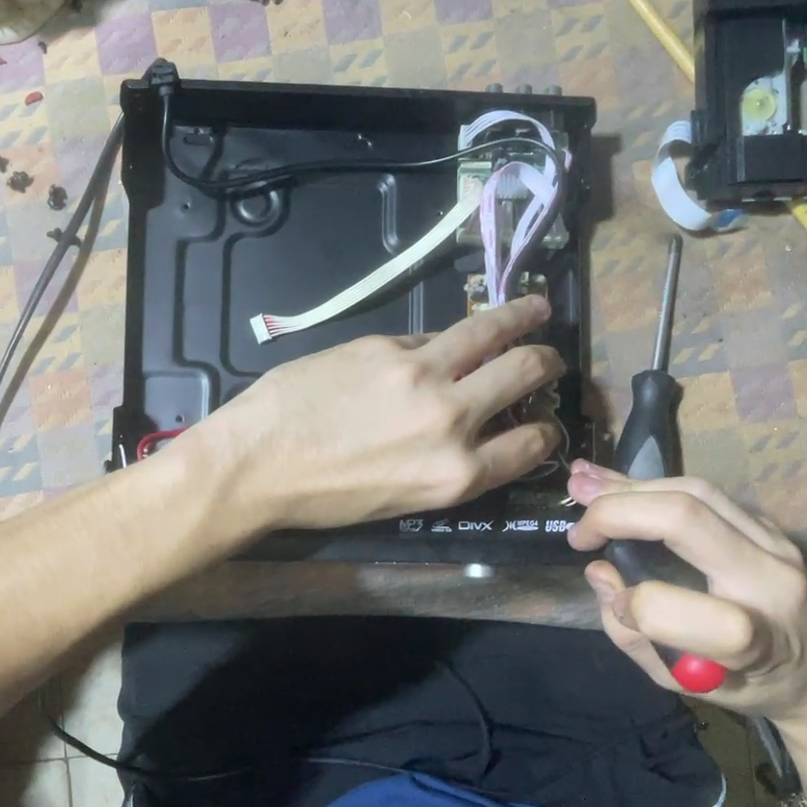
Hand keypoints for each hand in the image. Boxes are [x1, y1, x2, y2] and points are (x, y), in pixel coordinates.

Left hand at [177, 295, 563, 530]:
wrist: (256, 465)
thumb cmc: (324, 499)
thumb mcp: (402, 499)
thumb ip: (450, 463)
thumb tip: (475, 425)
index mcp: (457, 473)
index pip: (531, 444)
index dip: (546, 432)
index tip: (546, 421)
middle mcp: (451, 419)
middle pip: (523, 373)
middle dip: (547, 363)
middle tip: (551, 357)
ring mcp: (419, 374)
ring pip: (487, 332)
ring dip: (521, 315)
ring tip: (535, 307)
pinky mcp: (384, 345)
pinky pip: (428, 337)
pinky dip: (442, 340)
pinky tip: (443, 341)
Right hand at [565, 461, 806, 730]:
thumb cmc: (750, 687)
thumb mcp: (686, 683)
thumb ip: (635, 636)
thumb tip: (598, 573)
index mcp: (762, 642)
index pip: (704, 614)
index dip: (643, 607)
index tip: (614, 603)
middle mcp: (773, 580)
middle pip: (689, 519)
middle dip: (619, 514)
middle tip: (577, 532)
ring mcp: (775, 544)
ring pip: (695, 492)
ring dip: (630, 489)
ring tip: (582, 488)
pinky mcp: (767, 524)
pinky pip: (704, 492)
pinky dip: (650, 487)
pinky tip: (612, 484)